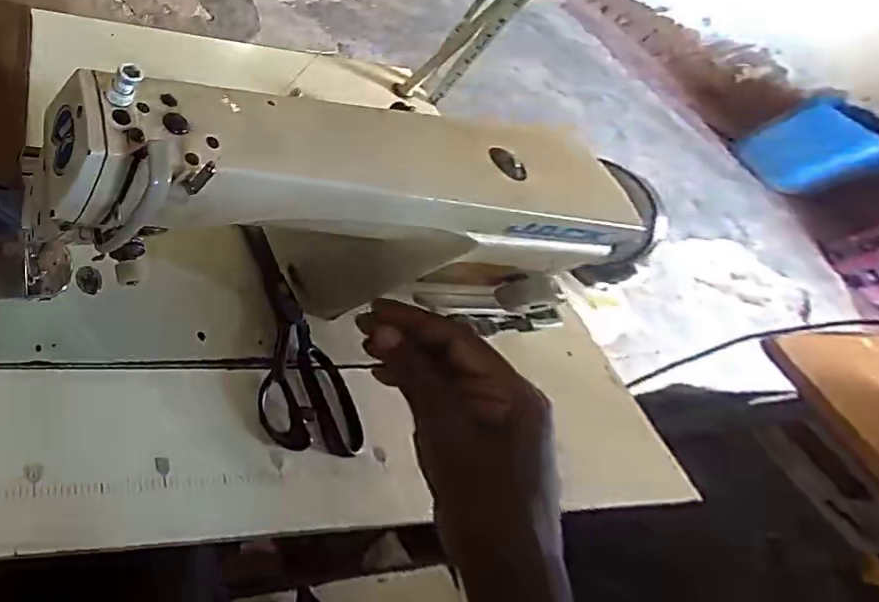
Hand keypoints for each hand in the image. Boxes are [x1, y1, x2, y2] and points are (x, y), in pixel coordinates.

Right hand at [357, 299, 566, 599]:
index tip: (375, 310)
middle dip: (408, 337)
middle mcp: (508, 397)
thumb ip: (415, 374)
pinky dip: (416, 383)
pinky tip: (388, 377)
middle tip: (365, 326)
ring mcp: (495, 418)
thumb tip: (383, 331)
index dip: (413, 321)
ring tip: (370, 348)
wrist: (503, 568)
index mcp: (513, 390)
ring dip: (408, 358)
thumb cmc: (481, 495)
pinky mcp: (478, 436)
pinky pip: (445, 396)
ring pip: (445, 373)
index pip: (457, 338)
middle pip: (452, 353)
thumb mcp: (444, 427)